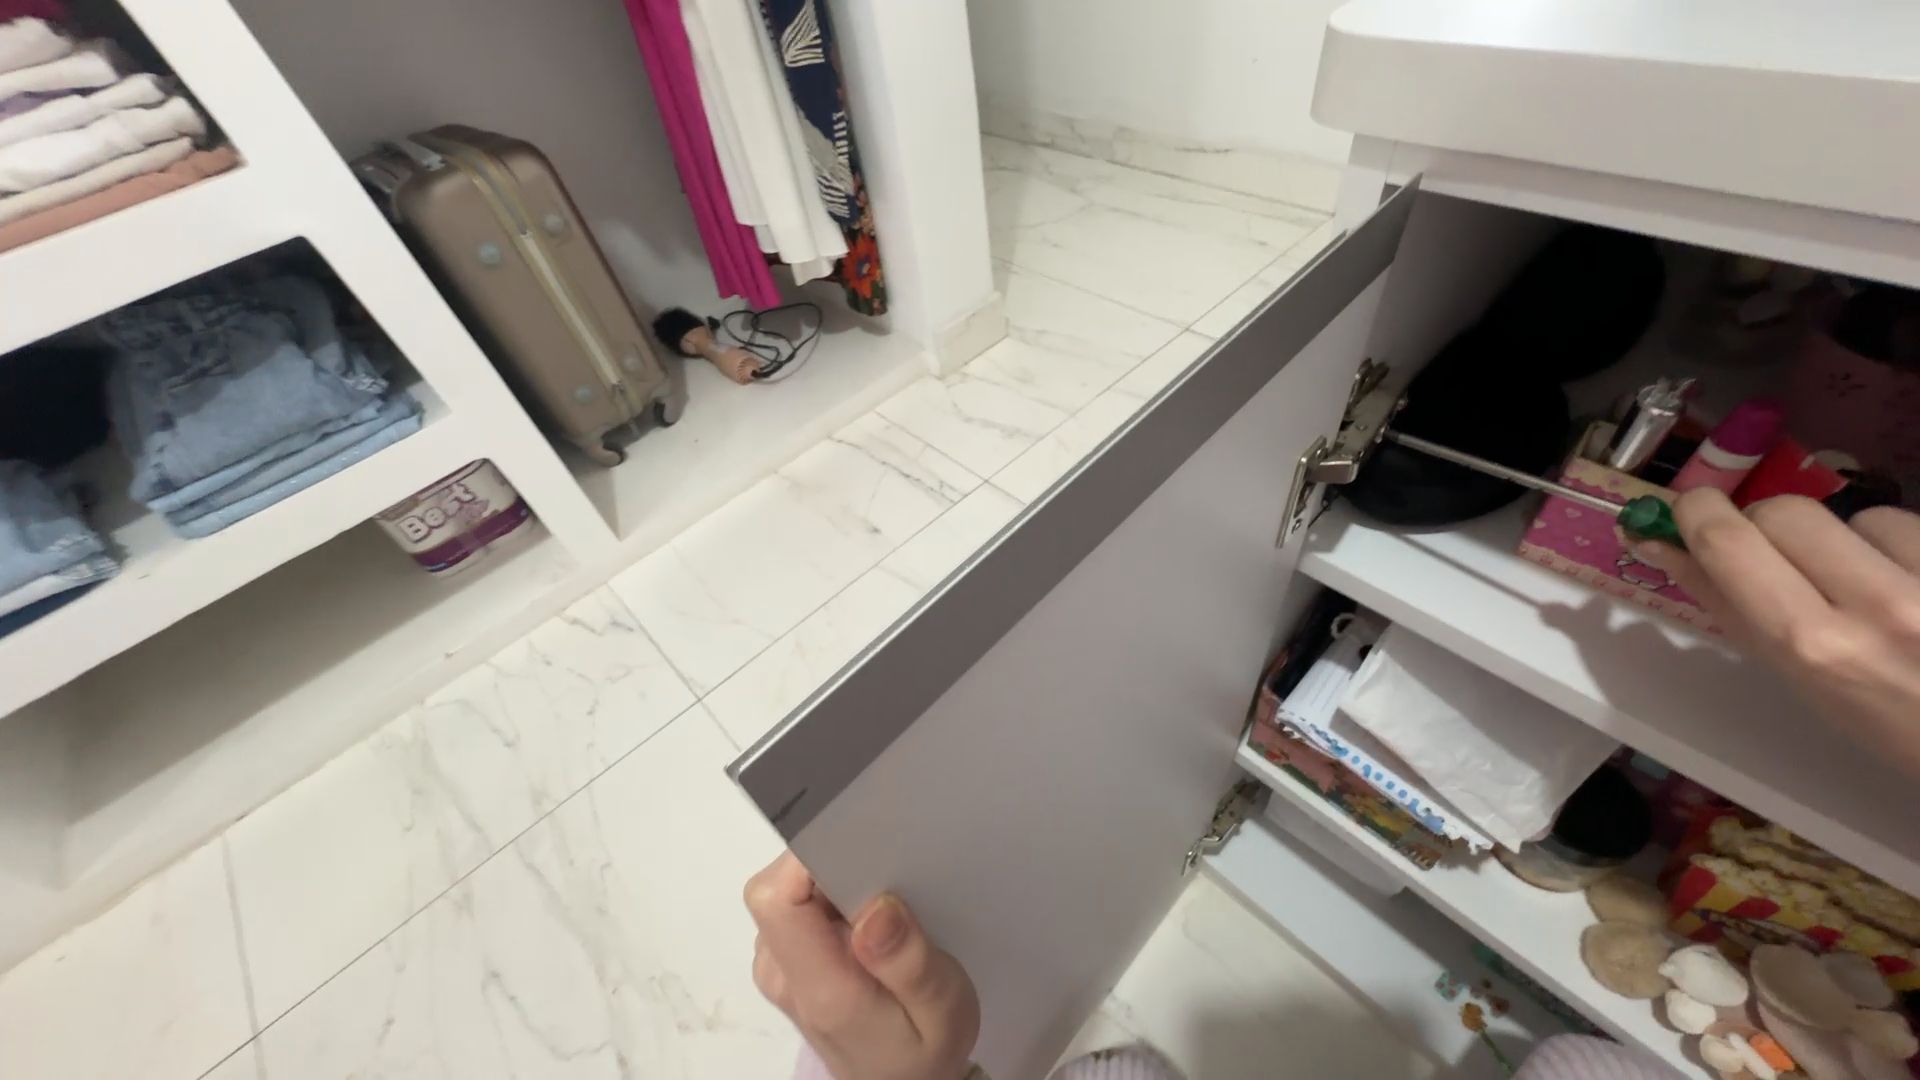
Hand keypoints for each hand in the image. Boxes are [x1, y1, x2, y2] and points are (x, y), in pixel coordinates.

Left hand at [745, 853, 980, 1079]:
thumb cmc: (925, 1047)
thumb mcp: (940, 1011)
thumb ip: (909, 963)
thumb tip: (875, 910)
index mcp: (819, 986)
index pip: (778, 897)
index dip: (810, 856)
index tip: (860, 844)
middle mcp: (782, 972)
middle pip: (780, 885)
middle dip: (831, 863)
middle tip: (888, 877)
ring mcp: (777, 966)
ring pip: (789, 888)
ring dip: (833, 881)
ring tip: (883, 901)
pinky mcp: (784, 959)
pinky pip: (796, 902)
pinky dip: (830, 896)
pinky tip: (865, 916)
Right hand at [1637, 490, 1919, 775]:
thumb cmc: (1883, 721)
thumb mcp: (1793, 673)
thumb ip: (1724, 601)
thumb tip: (1658, 543)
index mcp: (1806, 641)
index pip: (1727, 543)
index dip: (1696, 510)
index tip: (1687, 508)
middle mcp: (1874, 607)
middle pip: (1785, 512)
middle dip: (1765, 521)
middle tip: (1772, 548)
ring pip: (1858, 515)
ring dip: (1846, 536)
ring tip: (1864, 577)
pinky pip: (1913, 527)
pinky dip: (1898, 544)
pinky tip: (1910, 579)